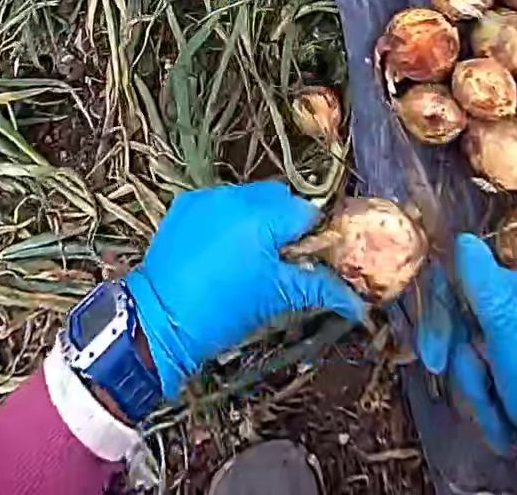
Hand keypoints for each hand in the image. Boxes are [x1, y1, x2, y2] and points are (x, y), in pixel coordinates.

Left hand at [127, 181, 365, 396]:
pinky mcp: (187, 202)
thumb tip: (359, 302)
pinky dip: (228, 217)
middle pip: (279, 197)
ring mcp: (209, 196)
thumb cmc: (224, 311)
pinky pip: (221, 201)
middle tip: (277, 258)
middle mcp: (236, 196)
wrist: (157, 322)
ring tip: (246, 253)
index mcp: (262, 216)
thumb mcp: (276, 298)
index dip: (310, 234)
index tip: (304, 256)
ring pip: (250, 196)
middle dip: (284, 222)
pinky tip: (220, 247)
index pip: (305, 210)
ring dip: (257, 217)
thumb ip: (319, 288)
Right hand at [451, 234, 516, 494]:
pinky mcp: (515, 378)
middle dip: (463, 368)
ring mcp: (514, 346)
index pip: (452, 281)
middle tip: (483, 394)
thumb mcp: (516, 343)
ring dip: (478, 398)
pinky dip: (490, 413)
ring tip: (507, 422)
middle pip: (455, 324)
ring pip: (465, 360)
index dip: (436, 317)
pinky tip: (511, 432)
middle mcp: (511, 311)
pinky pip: (482, 386)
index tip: (434, 358)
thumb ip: (486, 290)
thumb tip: (463, 237)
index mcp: (512, 291)